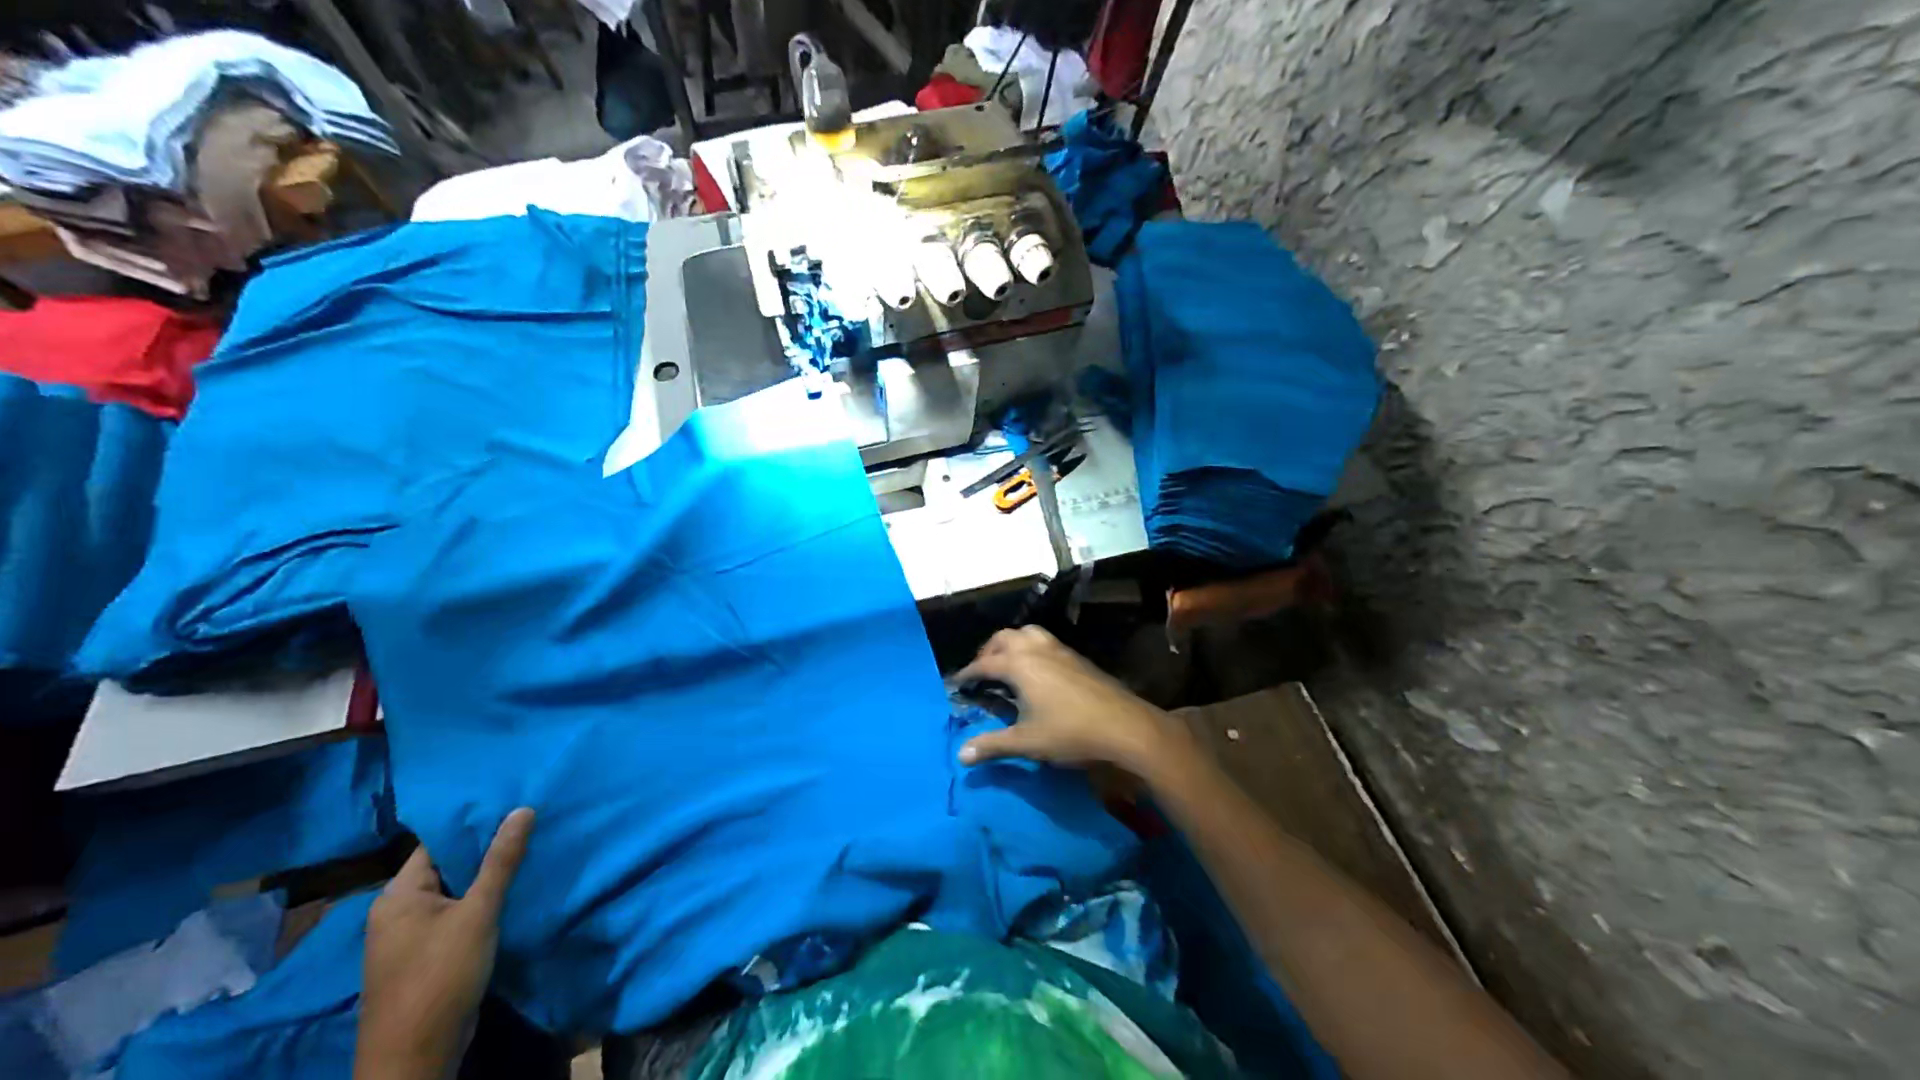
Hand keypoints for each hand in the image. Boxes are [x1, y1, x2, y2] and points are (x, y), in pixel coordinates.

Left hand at [354, 808, 534, 1079]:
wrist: (415, 1057)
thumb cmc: (440, 976)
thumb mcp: (478, 913)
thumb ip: (501, 861)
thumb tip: (522, 809)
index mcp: (398, 895)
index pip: (438, 842)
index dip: (475, 821)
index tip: (514, 801)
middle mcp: (397, 911)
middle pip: (448, 866)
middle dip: (488, 848)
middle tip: (531, 821)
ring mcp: (410, 936)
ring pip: (456, 892)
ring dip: (488, 876)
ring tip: (530, 849)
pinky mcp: (426, 956)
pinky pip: (457, 915)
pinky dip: (483, 902)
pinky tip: (514, 891)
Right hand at [955, 626, 1192, 777]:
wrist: (1125, 726)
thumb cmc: (1071, 733)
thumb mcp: (1027, 742)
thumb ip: (992, 746)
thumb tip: (961, 755)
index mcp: (1019, 665)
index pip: (984, 664)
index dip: (967, 674)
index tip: (956, 685)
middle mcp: (1036, 649)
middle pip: (1003, 638)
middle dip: (988, 652)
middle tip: (981, 673)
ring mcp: (1059, 650)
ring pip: (1027, 633)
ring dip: (1012, 644)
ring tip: (1007, 666)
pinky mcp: (1077, 657)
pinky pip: (1045, 642)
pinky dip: (1031, 648)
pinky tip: (1037, 672)